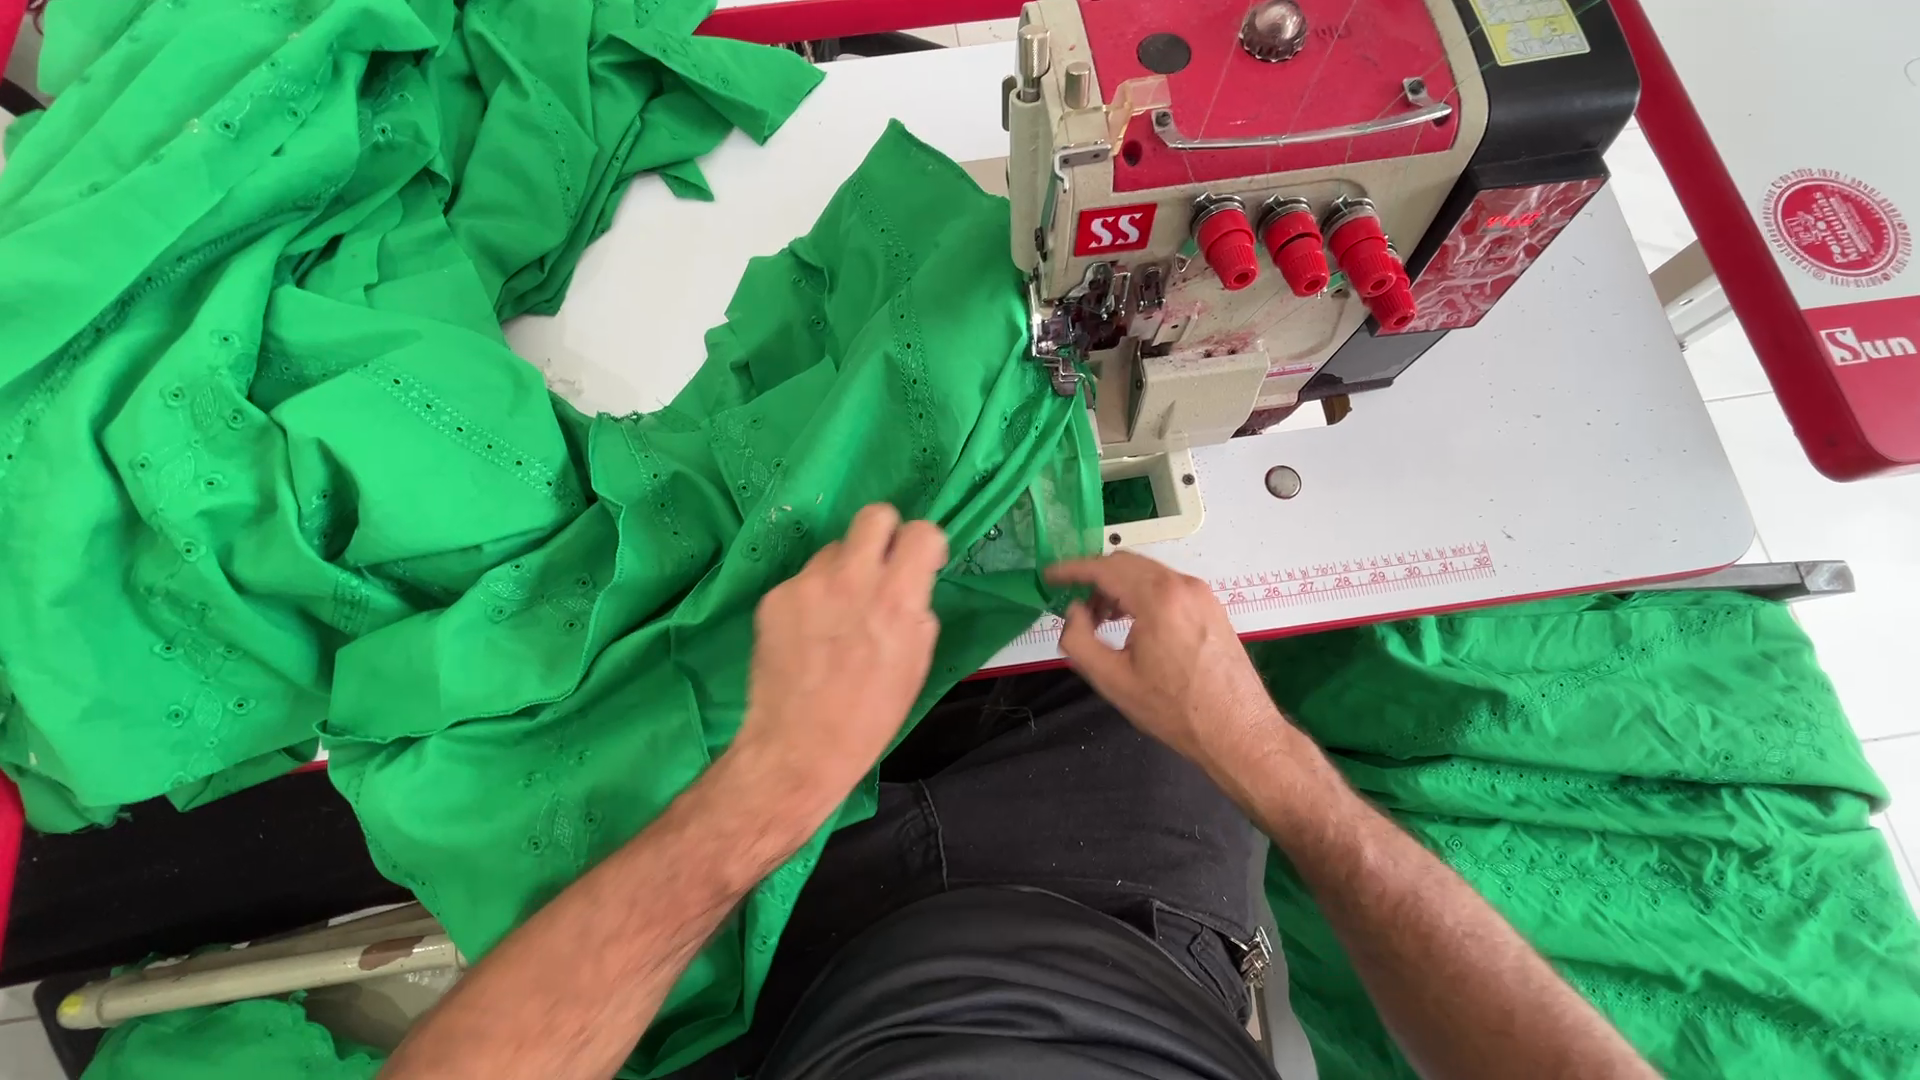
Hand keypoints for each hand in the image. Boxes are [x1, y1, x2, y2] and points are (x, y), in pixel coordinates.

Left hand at [729, 503, 947, 819]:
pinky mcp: (775, 596)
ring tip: (837, 615)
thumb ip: (916, 612)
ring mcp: (808, 584)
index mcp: (897, 598)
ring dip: (843, 570)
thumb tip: (910, 584)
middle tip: (880, 564)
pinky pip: (803, 580)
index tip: (921, 561)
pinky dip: (811, 597)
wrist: (798, 747)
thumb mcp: (916, 664)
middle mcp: (852, 578)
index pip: (921, 531)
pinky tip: (807, 634)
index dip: (925, 543)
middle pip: (874, 515)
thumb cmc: (870, 715)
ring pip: (834, 550)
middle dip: (884, 533)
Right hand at [1046, 552, 1290, 786]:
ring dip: (1118, 588)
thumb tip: (1073, 612)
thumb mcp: (1112, 680)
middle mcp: (1183, 585)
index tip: (1049, 576)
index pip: (1104, 568)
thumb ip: (1079, 639)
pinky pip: (1167, 587)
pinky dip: (1141, 595)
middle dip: (1094, 579)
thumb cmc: (1173, 709)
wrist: (1238, 731)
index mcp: (1158, 597)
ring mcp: (1201, 594)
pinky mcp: (1211, 607)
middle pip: (1126, 564)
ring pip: (1147, 574)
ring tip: (1101, 621)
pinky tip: (1133, 625)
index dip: (1071, 569)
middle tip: (1075, 608)